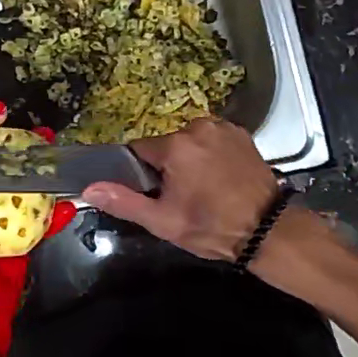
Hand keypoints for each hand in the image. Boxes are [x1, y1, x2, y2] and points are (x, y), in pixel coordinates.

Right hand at [81, 118, 282, 261]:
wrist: (267, 229)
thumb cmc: (211, 227)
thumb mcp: (163, 221)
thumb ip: (124, 201)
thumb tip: (90, 187)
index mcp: (175, 145)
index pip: (140, 150)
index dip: (143, 173)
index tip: (156, 192)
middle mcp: (198, 126)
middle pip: (166, 145)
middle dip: (169, 167)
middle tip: (183, 196)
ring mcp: (223, 128)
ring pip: (190, 141)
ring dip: (191, 158)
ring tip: (205, 189)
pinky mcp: (241, 133)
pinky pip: (212, 139)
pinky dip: (212, 154)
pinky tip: (221, 177)